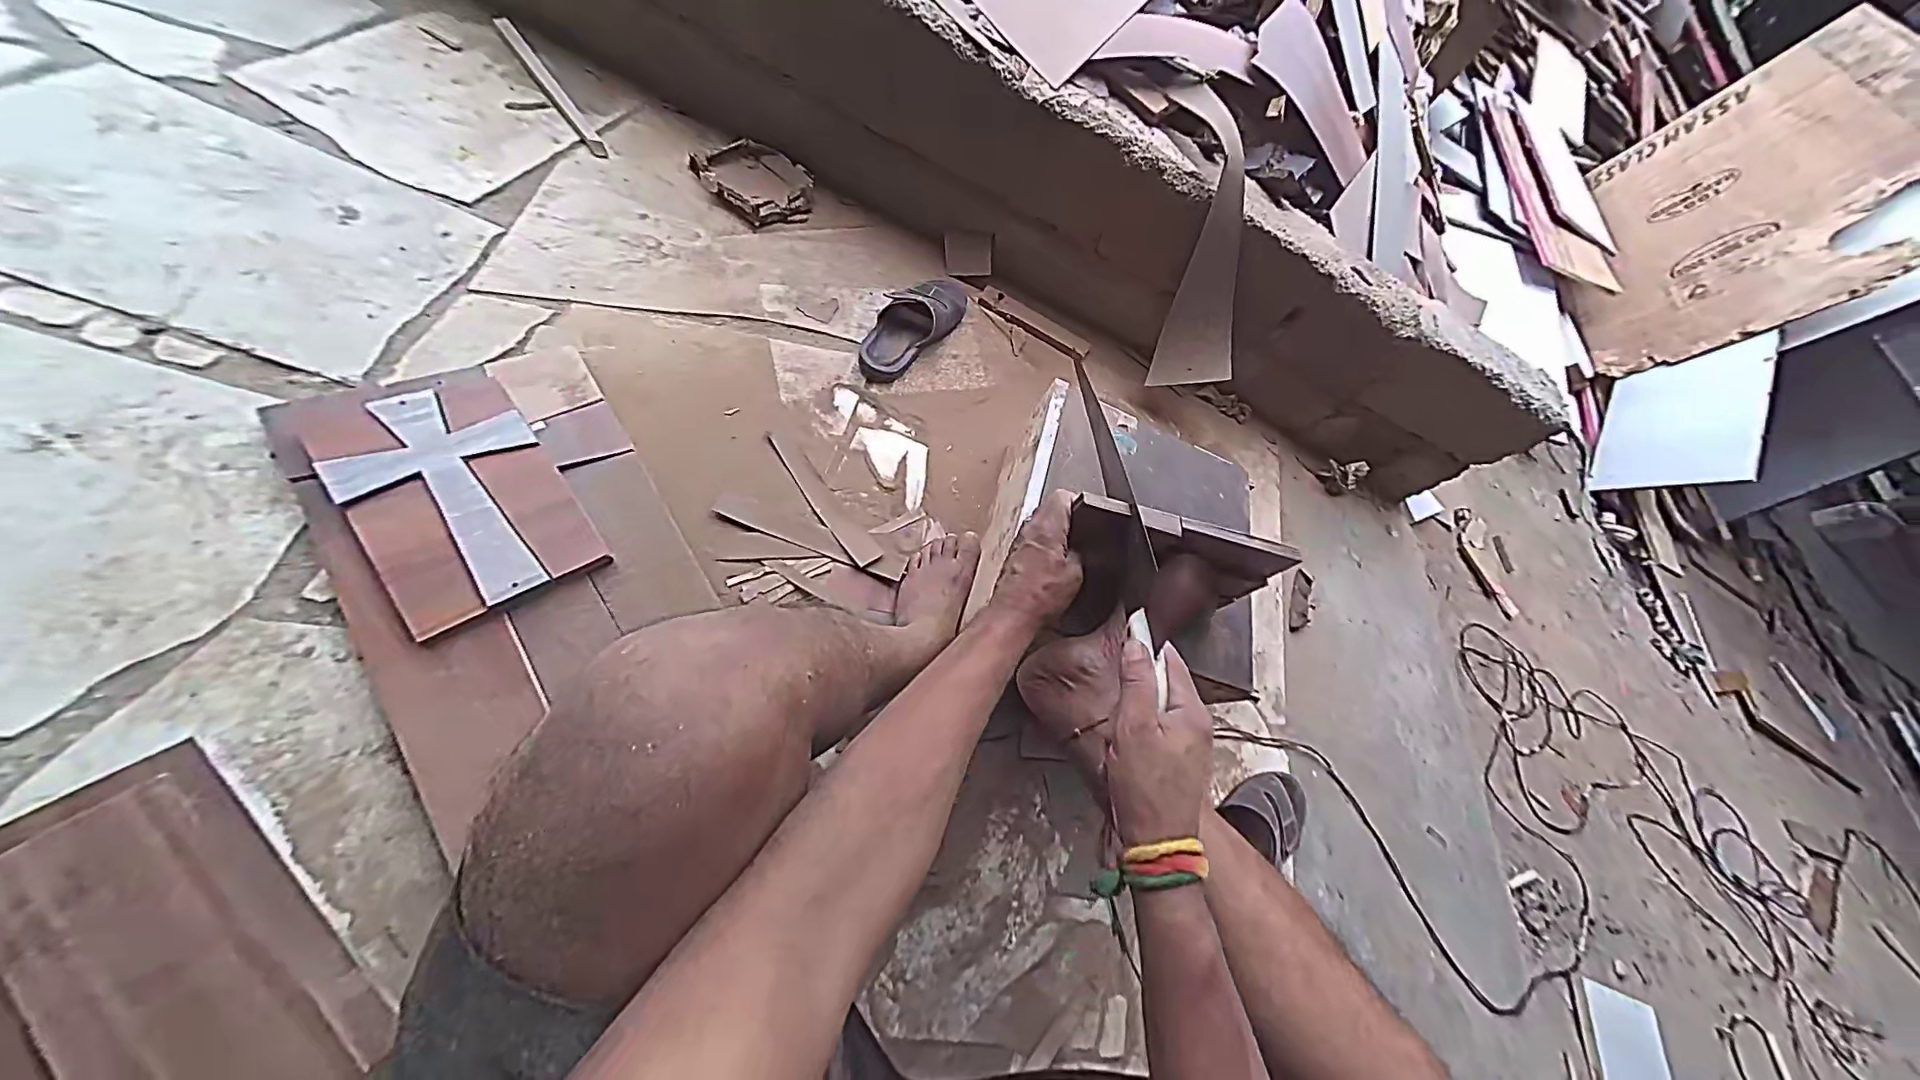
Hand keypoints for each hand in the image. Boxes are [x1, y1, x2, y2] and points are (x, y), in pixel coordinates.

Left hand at [990, 489, 1082, 629]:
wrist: (1014, 614)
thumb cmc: (1039, 595)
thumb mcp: (1077, 572)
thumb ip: (1083, 552)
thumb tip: (1084, 547)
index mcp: (1046, 527)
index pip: (1063, 497)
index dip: (1079, 502)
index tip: (1088, 513)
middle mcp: (1028, 529)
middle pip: (1051, 510)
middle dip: (1068, 520)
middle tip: (1082, 534)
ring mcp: (1018, 543)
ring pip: (1041, 528)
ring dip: (1055, 536)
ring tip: (1069, 552)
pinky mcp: (1014, 558)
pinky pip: (1033, 545)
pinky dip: (1044, 551)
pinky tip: (1053, 567)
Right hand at [1105, 642, 1213, 845]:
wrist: (1157, 842)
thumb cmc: (1145, 788)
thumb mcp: (1133, 727)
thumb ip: (1136, 682)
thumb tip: (1137, 644)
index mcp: (1192, 711)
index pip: (1170, 660)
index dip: (1146, 645)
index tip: (1125, 634)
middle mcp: (1197, 724)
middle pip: (1166, 681)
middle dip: (1140, 677)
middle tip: (1115, 679)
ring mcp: (1190, 743)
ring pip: (1160, 705)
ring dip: (1138, 703)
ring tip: (1118, 715)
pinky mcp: (1178, 759)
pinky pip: (1158, 727)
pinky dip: (1140, 724)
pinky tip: (1125, 738)